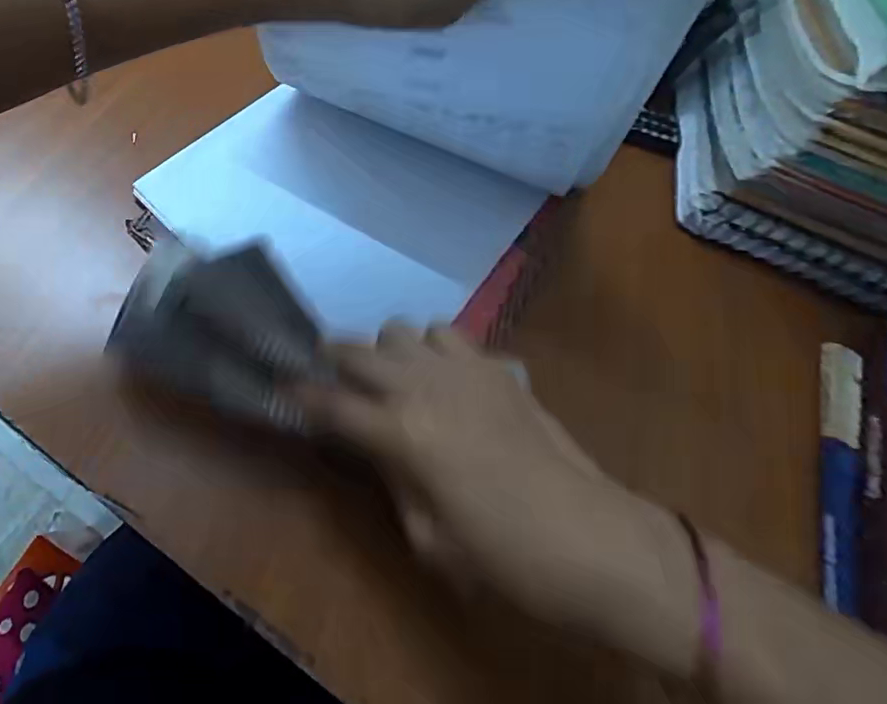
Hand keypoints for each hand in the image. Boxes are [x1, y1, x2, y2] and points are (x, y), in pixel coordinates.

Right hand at [302, 323, 698, 672]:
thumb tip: (373, 447)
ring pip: (399, 329)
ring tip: (393, 377)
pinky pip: (448, 334)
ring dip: (386, 351)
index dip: (298, 393)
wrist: (605, 547)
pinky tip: (441, 375)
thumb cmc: (508, 557)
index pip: (330, 402)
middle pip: (355, 350)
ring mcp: (462, 370)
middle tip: (329, 378)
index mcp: (401, 433)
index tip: (281, 386)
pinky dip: (432, 347)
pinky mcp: (497, 369)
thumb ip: (390, 479)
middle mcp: (423, 387)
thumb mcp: (429, 538)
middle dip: (331, 359)